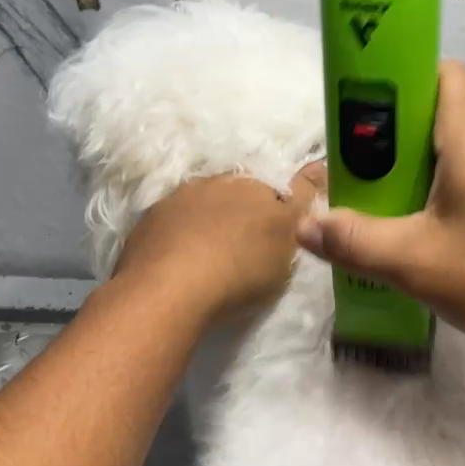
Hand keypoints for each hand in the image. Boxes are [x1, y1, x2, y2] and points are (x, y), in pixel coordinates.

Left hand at [112, 161, 324, 321]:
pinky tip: (183, 257)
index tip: (303, 197)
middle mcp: (221, 182)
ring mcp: (181, 197)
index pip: (291, 181)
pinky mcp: (150, 219)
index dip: (299, 189)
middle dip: (251, 205)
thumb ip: (297, 215)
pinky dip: (184, 232)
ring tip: (214, 249)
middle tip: (254, 235)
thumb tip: (314, 175)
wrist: (167, 289)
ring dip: (215, 216)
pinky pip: (176, 219)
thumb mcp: (286, 250)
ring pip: (207, 200)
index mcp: (261, 188)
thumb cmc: (241, 271)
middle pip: (245, 190)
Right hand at [295, 62, 464, 356]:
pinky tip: (461, 238)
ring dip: (439, 172)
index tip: (369, 125)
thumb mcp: (416, 263)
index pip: (439, 72)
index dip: (400, 86)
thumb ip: (355, 240)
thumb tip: (307, 224)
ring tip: (413, 220)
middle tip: (378, 189)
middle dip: (407, 144)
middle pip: (449, 114)